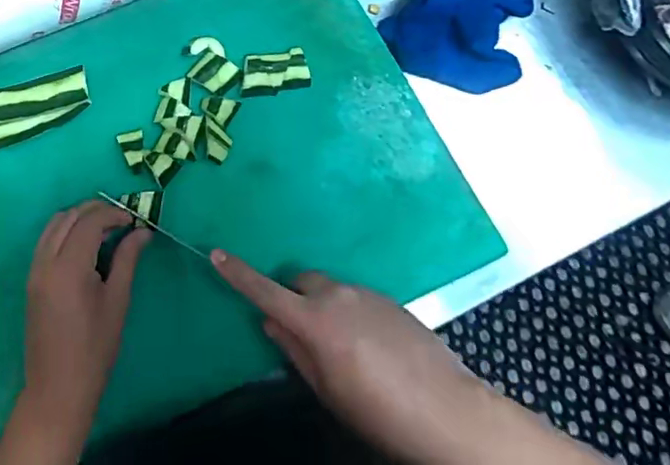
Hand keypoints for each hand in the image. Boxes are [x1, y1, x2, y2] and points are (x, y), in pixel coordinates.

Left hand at [0, 201, 152, 464]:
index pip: (89, 222)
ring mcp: (34, 268)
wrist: (57, 389)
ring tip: (104, 227)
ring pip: (54, 224)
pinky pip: (46, 239)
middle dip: (95, 210)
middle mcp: (46, 260)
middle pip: (69, 216)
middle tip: (121, 218)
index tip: (133, 220)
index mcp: (68, 267)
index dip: (112, 214)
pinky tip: (84, 243)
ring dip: (78, 217)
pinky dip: (64, 230)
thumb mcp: (117, 302)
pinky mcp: (31, 278)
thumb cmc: (94, 350)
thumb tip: (142, 231)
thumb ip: (127, 260)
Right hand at [213, 250, 606, 464]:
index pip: (265, 292)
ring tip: (348, 349)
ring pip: (331, 289)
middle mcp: (337, 295)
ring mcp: (366, 294)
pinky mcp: (390, 300)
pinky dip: (351, 313)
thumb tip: (272, 323)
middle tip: (303, 332)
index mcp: (315, 321)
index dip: (238, 274)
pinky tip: (374, 349)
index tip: (216, 254)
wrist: (453, 414)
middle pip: (301, 281)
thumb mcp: (329, 392)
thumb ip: (295, 352)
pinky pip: (356, 298)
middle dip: (294, 297)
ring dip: (325, 306)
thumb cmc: (381, 413)